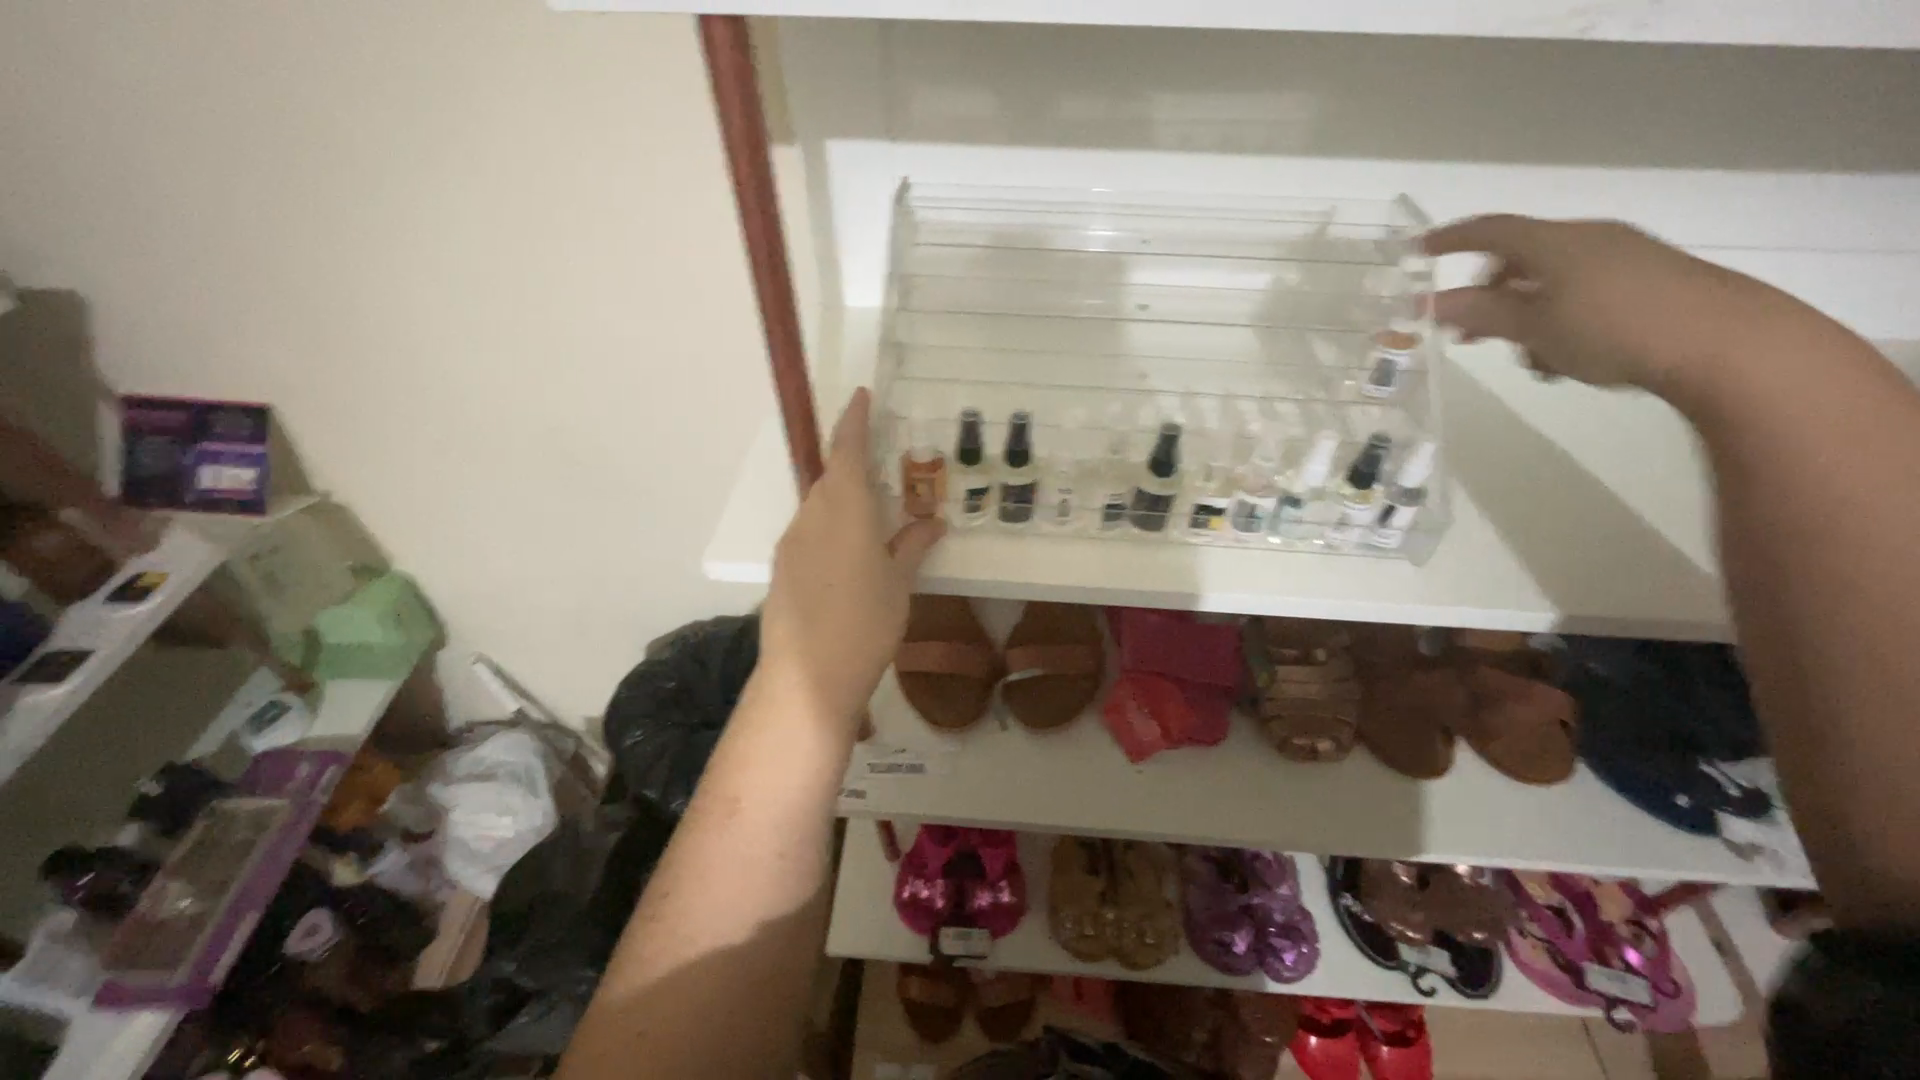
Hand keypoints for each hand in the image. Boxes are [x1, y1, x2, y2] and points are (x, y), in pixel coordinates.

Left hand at [758, 389, 943, 731]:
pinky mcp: (781, 569)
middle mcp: (812, 515)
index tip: (861, 397)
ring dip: (842, 504)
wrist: (810, 676)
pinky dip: (829, 531)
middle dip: (853, 469)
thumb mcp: (899, 583)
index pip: (847, 450)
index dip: (854, 421)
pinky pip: (809, 534)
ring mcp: (791, 542)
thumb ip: (913, 545)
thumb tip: (934, 521)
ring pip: (818, 507)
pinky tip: (847, 560)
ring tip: (871, 524)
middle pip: (831, 478)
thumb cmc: (867, 622)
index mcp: (845, 508)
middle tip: (884, 475)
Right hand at [1422, 214, 1825, 395]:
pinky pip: (1585, 293)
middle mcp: (1588, 240)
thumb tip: (1430, 302)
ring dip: (1527, 316)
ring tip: (1529, 357)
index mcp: (1555, 242)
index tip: (1420, 251)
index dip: (1452, 239)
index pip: (1490, 230)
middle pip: (1521, 258)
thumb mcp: (1534, 327)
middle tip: (1470, 333)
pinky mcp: (1651, 281)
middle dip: (1489, 294)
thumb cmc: (1612, 330)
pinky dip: (1561, 319)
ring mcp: (1624, 258)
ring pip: (1553, 281)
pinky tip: (1569, 357)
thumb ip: (1480, 313)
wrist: (1725, 342)